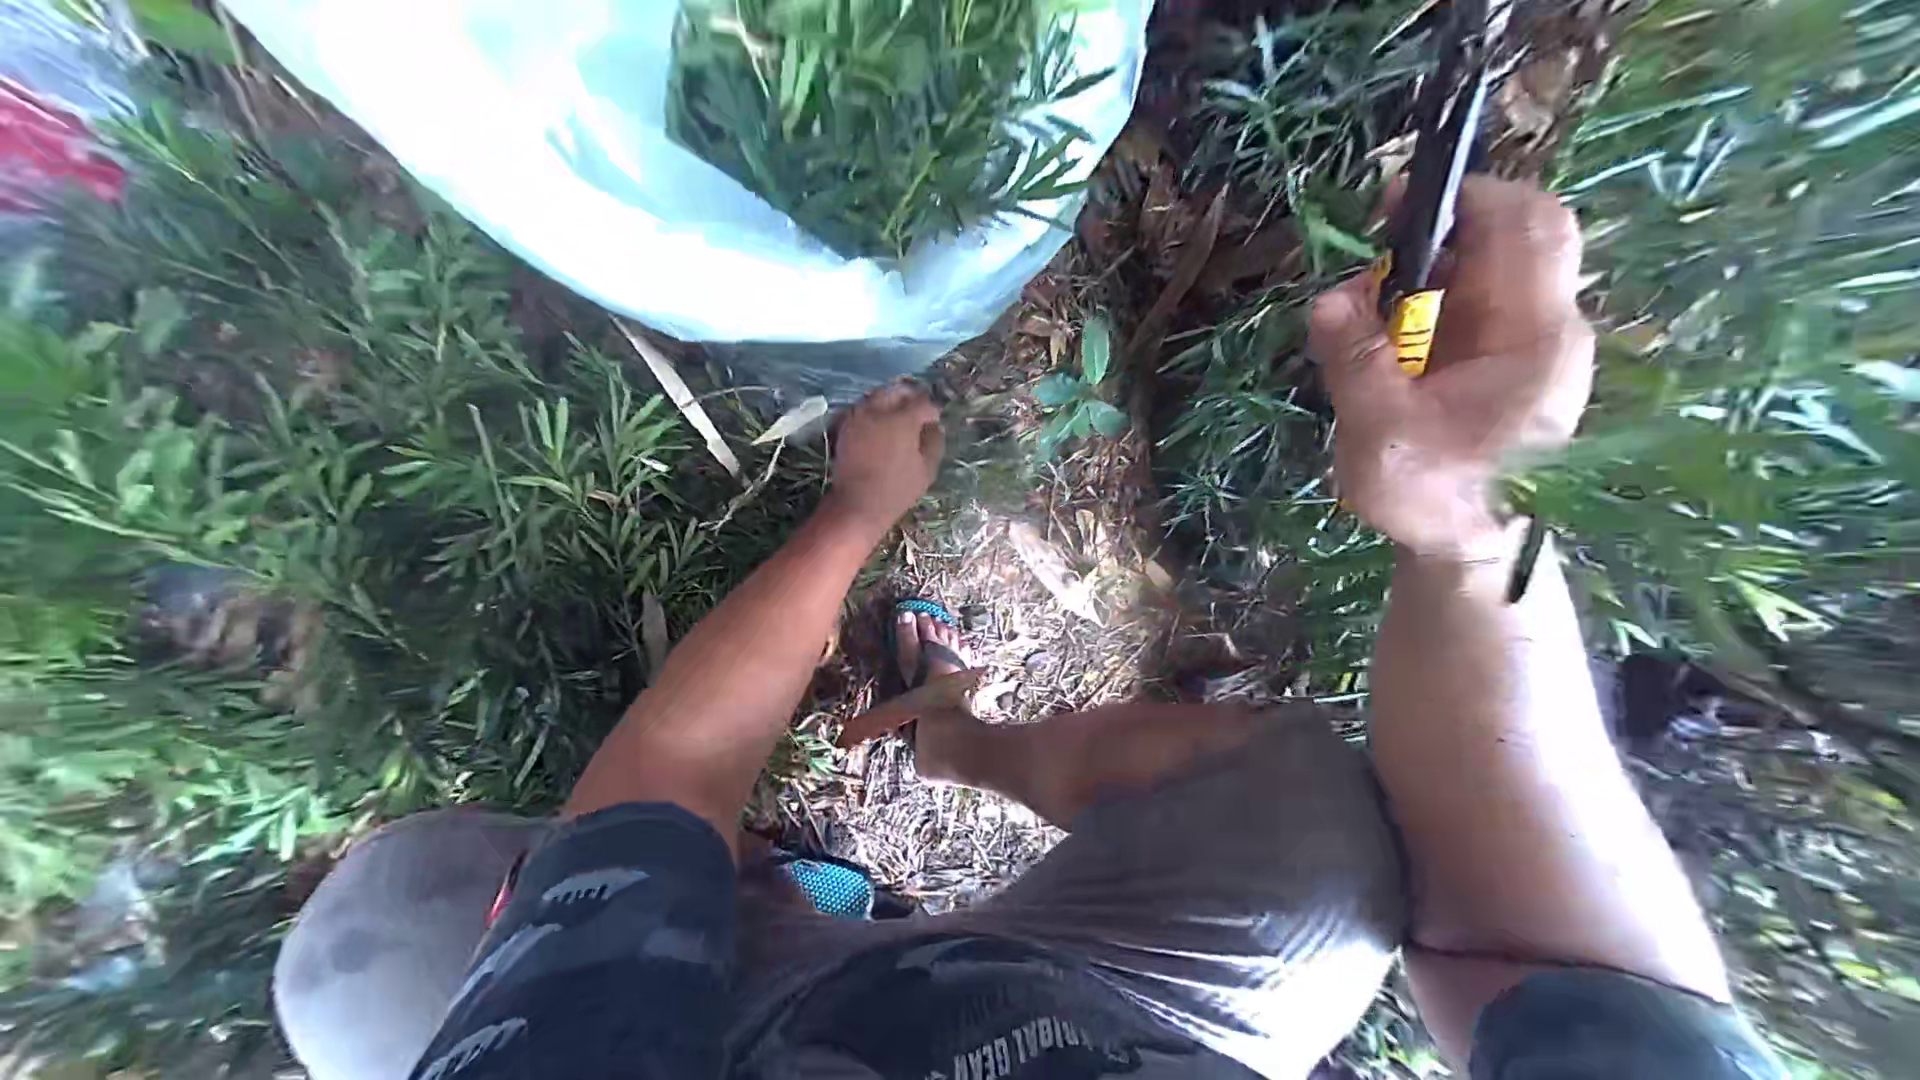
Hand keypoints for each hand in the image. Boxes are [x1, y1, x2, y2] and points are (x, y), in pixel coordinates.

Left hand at [826, 381, 943, 528]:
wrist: (857, 504)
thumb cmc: (897, 490)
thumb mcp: (926, 469)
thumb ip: (934, 443)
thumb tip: (935, 427)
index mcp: (902, 420)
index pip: (922, 402)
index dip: (932, 410)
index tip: (935, 420)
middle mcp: (878, 410)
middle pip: (896, 391)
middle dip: (910, 397)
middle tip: (918, 411)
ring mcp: (858, 417)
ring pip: (877, 396)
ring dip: (890, 401)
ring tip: (899, 416)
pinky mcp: (845, 427)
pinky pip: (862, 408)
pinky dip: (874, 410)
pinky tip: (881, 424)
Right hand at [1309, 176, 1594, 561]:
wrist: (1469, 549)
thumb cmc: (1433, 496)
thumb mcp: (1379, 431)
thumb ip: (1353, 360)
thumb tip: (1326, 298)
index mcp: (1530, 337)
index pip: (1526, 226)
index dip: (1467, 197)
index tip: (1394, 206)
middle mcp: (1540, 330)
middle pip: (1506, 242)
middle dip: (1435, 236)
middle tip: (1370, 256)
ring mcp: (1521, 349)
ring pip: (1480, 276)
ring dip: (1419, 276)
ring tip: (1362, 309)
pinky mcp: (1496, 368)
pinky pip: (1463, 312)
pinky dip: (1419, 309)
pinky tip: (1379, 339)